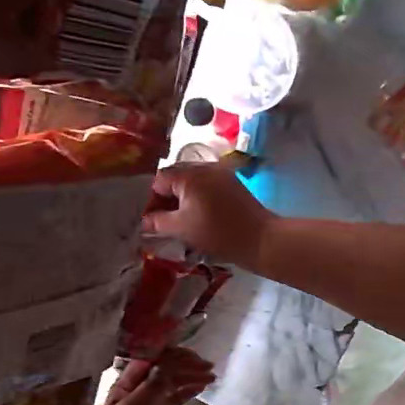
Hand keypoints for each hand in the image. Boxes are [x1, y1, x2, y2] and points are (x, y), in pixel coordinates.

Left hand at [78, 347, 214, 404]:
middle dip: (185, 364)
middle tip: (207, 366)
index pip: (151, 360)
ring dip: (190, 376)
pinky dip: (189, 390)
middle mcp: (138, 390)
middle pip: (164, 368)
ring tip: (211, 376)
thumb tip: (171, 361)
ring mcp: (149, 404)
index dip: (171, 355)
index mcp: (125, 384)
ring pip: (172, 382)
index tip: (194, 356)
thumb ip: (153, 385)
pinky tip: (202, 386)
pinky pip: (176, 397)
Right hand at [144, 163, 275, 267]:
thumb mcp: (181, 229)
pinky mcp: (233, 183)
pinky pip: (208, 186)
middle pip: (177, 177)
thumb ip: (157, 222)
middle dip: (168, 197)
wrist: (260, 238)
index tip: (153, 219)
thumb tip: (144, 221)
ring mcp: (222, 173)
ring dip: (184, 198)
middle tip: (166, 220)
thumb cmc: (217, 233)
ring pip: (193, 182)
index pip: (160, 179)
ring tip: (184, 220)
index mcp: (189, 174)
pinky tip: (201, 216)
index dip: (153, 199)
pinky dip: (200, 198)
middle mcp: (205, 166)